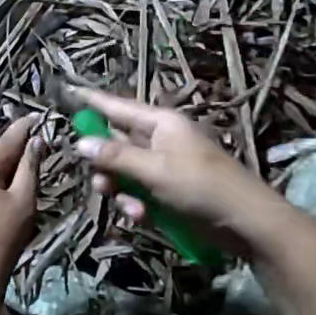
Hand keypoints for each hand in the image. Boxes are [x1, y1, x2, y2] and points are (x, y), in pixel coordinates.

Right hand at [69, 88, 296, 250]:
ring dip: (121, 191)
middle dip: (106, 167)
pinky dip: (136, 204)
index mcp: (160, 123)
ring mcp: (164, 165)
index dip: (92, 102)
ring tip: (131, 209)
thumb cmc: (201, 187)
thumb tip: (80, 143)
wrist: (247, 223)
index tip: (68, 91)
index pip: (117, 106)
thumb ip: (115, 157)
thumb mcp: (154, 171)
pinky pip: (138, 191)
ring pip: (123, 172)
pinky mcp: (168, 189)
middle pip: (115, 144)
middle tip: (103, 185)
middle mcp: (159, 139)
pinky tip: (142, 217)